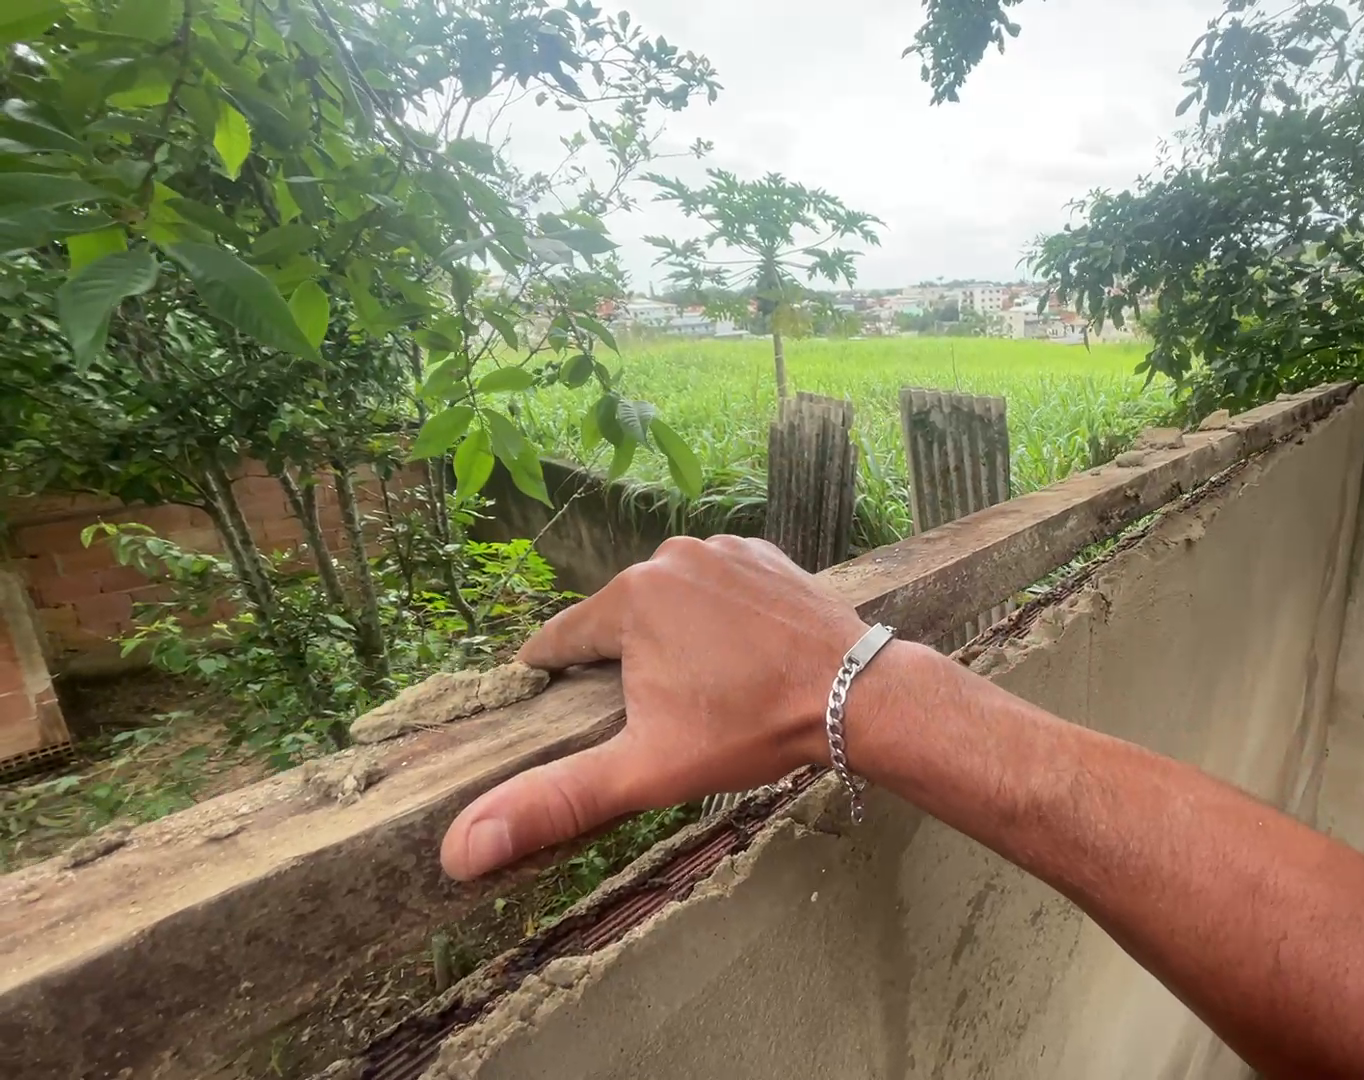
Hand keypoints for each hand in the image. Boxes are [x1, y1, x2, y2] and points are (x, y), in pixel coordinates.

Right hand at [439, 535, 870, 879]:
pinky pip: (720, 584)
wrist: (855, 692)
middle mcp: (672, 555)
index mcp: (630, 597)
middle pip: (622, 618)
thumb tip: (458, 849)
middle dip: (628, 660)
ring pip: (673, 598)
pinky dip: (720, 612)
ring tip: (710, 681)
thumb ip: (555, 800)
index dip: (556, 678)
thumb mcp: (648, 768)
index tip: (563, 704)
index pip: (561, 640)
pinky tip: (744, 647)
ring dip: (677, 633)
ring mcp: (725, 549)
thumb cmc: (752, 725)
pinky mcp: (766, 554)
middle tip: (666, 707)